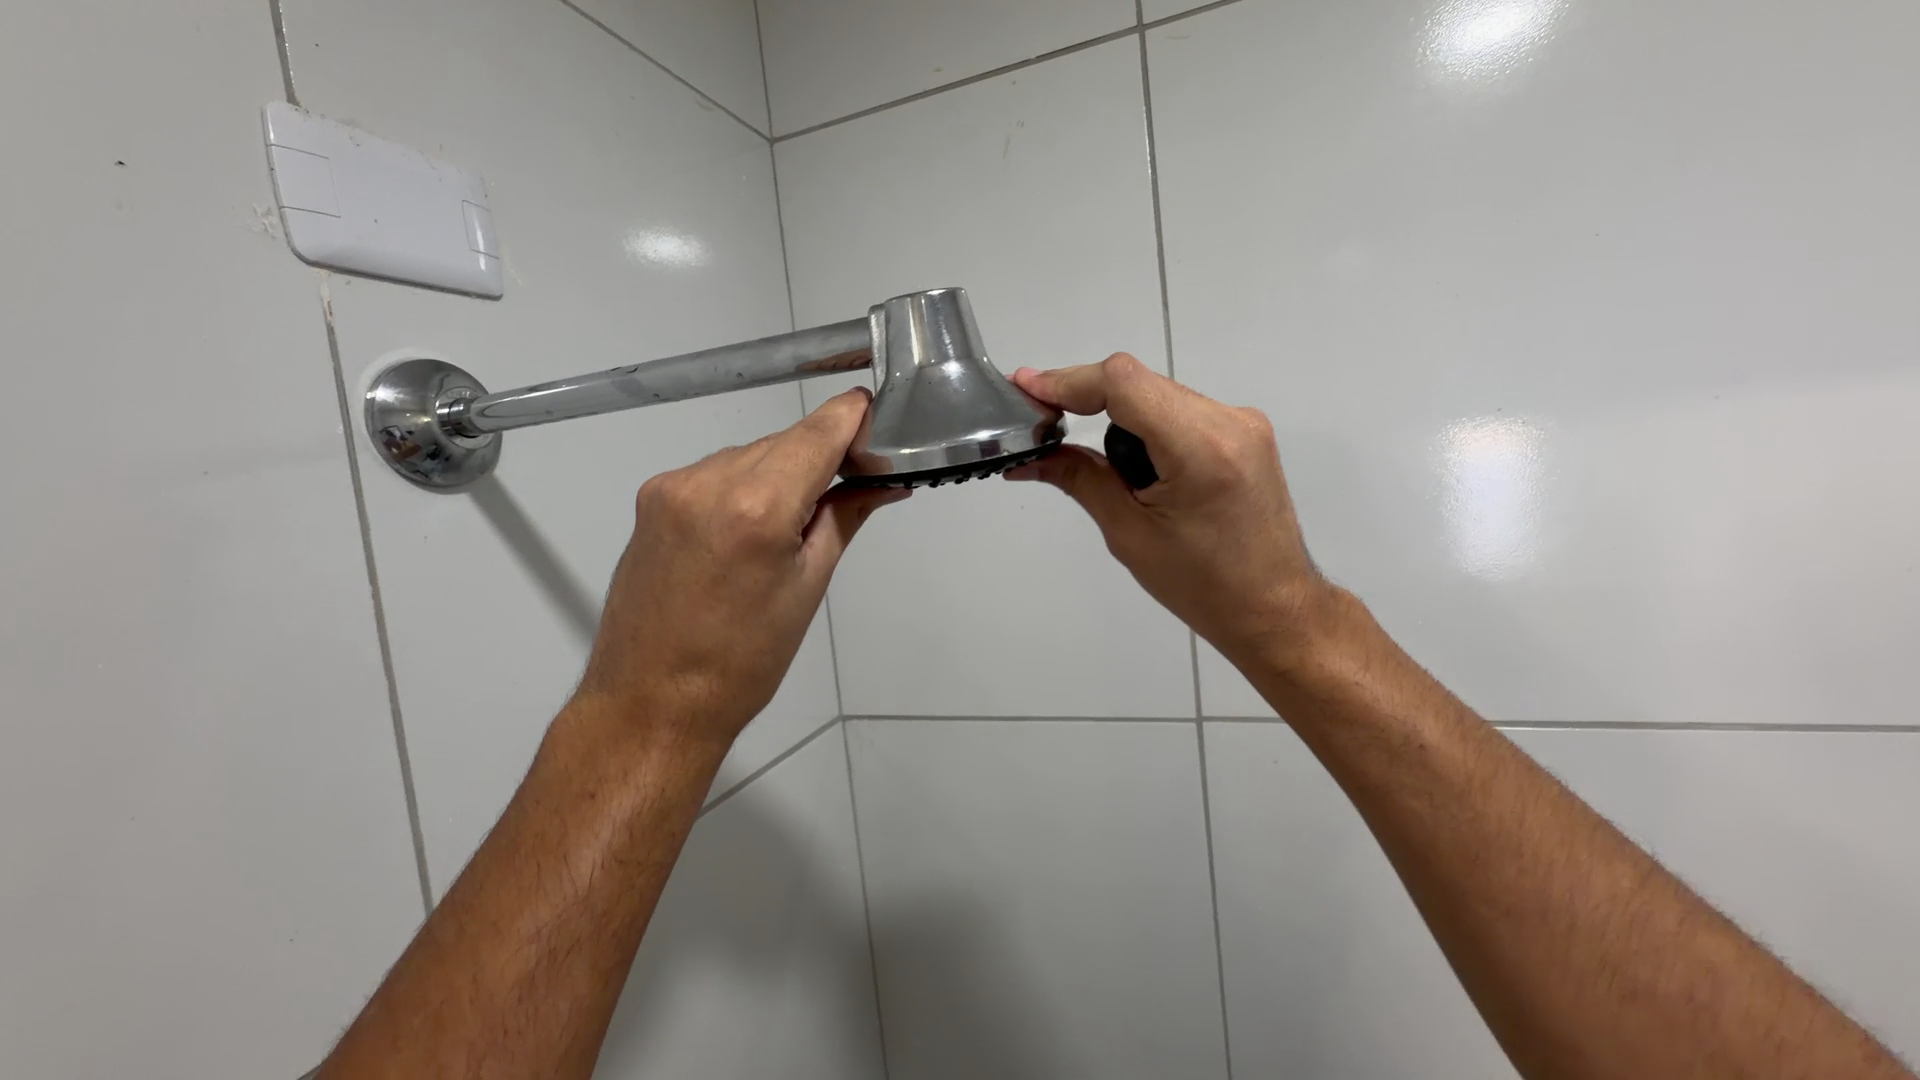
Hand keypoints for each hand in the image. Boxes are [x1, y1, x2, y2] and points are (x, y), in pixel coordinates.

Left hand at [574, 388, 906, 751]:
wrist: (652, 702)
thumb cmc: (739, 663)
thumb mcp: (808, 587)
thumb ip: (845, 517)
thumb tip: (882, 483)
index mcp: (756, 506)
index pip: (818, 431)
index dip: (855, 419)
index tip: (879, 429)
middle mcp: (707, 482)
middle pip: (785, 441)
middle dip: (824, 455)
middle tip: (856, 485)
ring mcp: (672, 488)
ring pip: (750, 454)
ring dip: (783, 472)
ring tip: (798, 525)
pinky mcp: (652, 500)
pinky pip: (716, 472)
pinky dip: (746, 485)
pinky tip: (754, 529)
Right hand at [1007, 354, 1331, 669]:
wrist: (1273, 607)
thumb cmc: (1201, 586)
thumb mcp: (1129, 533)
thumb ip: (1080, 479)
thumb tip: (1029, 458)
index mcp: (1201, 449)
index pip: (1124, 383)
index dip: (1069, 381)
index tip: (1027, 389)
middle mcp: (1228, 421)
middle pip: (1139, 383)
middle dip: (1085, 398)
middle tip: (1040, 422)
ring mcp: (1242, 422)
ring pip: (1158, 393)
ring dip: (1117, 415)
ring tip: (1097, 463)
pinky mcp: (1245, 431)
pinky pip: (1180, 409)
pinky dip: (1146, 425)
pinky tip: (1134, 465)